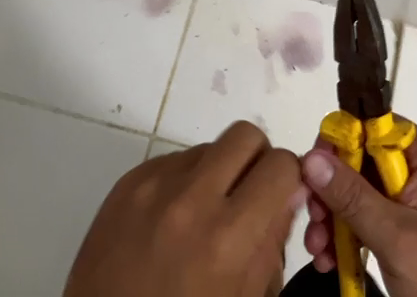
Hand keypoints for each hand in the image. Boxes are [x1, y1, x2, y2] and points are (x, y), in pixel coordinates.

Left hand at [66, 120, 305, 296]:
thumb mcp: (243, 296)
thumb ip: (271, 242)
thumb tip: (290, 191)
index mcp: (227, 237)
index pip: (281, 166)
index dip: (287, 179)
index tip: (279, 197)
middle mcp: (190, 198)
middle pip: (245, 135)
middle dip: (255, 160)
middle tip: (247, 195)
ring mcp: (153, 185)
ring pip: (208, 147)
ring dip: (217, 172)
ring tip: (203, 215)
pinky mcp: (126, 182)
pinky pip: (173, 160)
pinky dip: (183, 181)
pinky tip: (172, 220)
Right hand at [300, 124, 416, 296]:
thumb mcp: (396, 237)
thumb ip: (353, 196)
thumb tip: (312, 155)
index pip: (378, 127)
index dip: (342, 142)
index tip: (311, 169)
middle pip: (365, 162)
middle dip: (333, 192)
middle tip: (311, 219)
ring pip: (363, 194)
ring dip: (336, 219)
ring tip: (317, 251)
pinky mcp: (412, 233)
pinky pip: (373, 220)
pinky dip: (349, 237)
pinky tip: (330, 260)